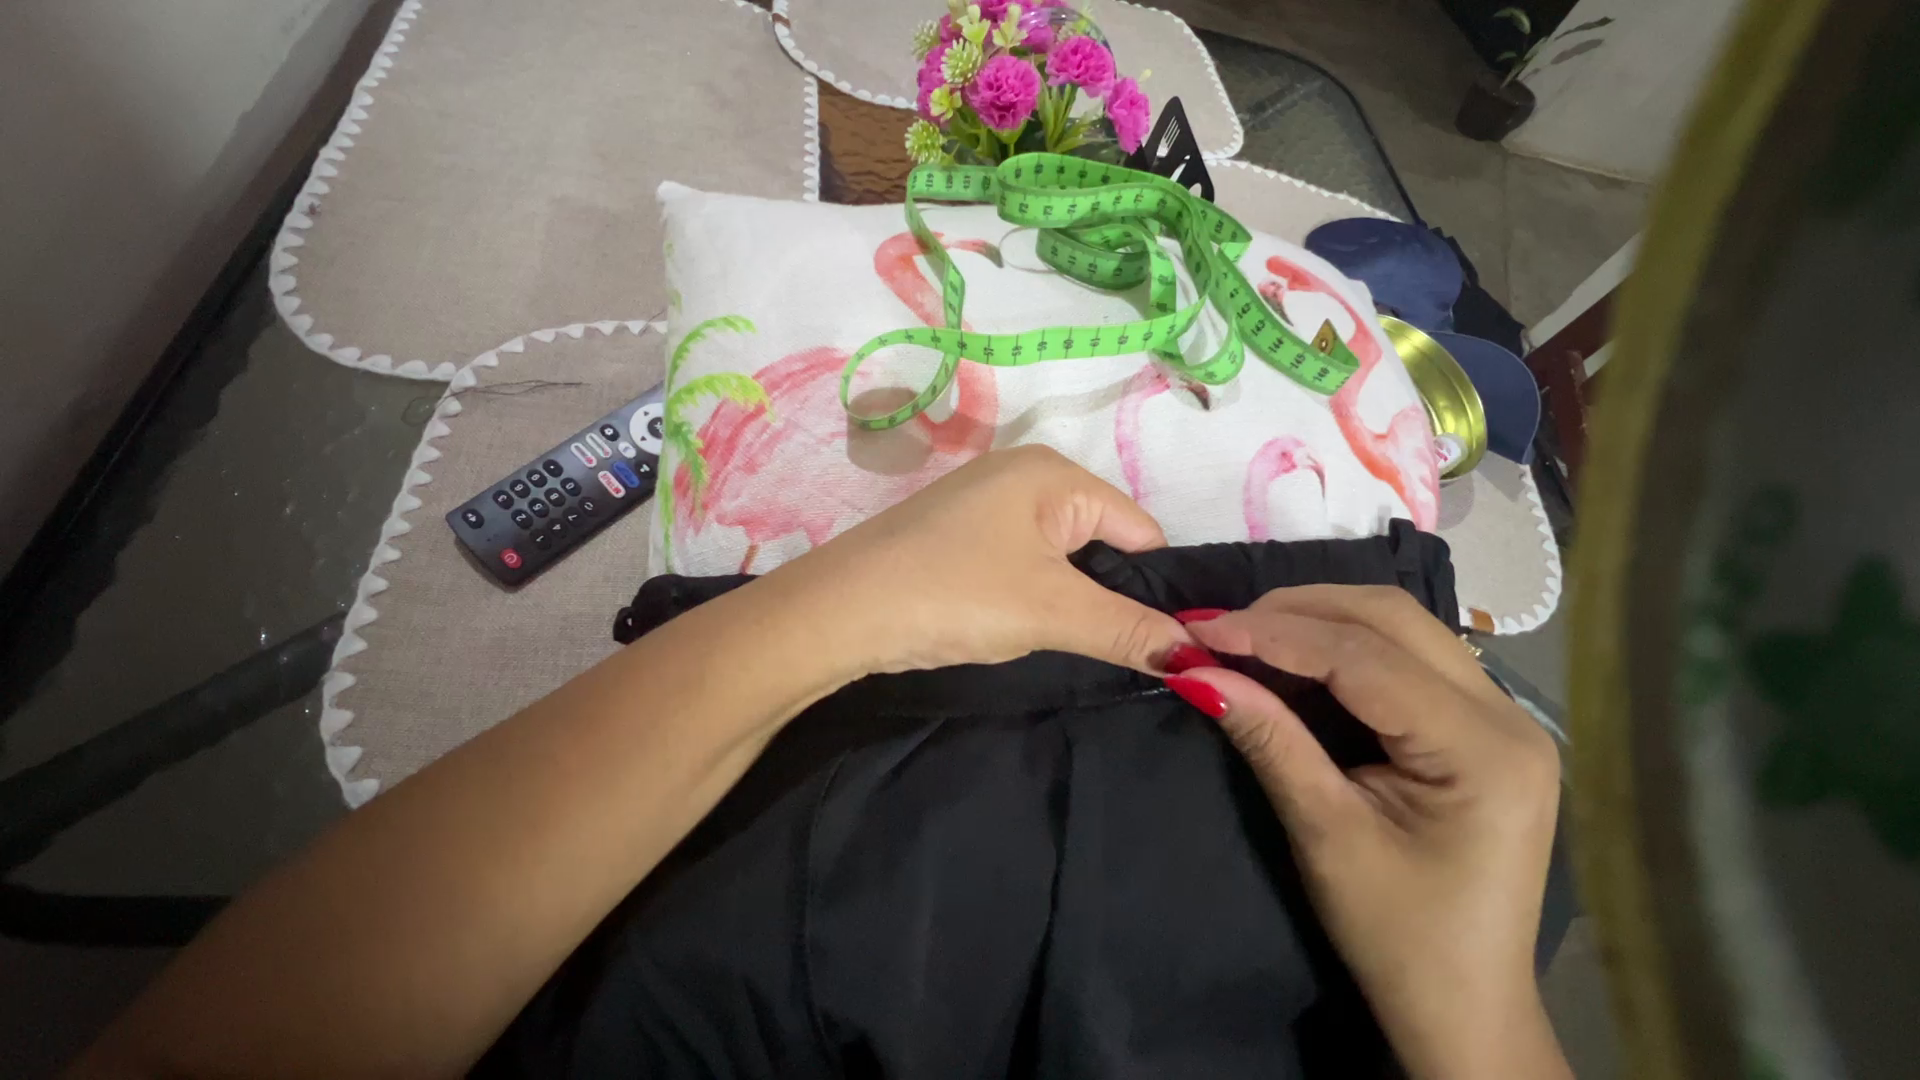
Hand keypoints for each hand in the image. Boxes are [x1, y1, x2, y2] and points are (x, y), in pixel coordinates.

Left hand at [765, 445, 1191, 676]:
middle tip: (1116, 651)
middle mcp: (1023, 474)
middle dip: (1110, 595)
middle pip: (1101, 540)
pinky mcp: (958, 535)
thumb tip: (1199, 659)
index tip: (1165, 645)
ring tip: (1065, 642)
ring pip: (1060, 556)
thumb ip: (1128, 630)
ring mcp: (984, 503)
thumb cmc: (955, 594)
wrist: (839, 611)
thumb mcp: (1051, 611)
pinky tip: (1020, 626)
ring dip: (1070, 600)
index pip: (1141, 530)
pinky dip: (1032, 594)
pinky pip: (1021, 561)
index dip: (1156, 589)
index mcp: (1055, 473)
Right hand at [1168, 587, 1569, 1079]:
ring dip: (1317, 617)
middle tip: (1218, 628)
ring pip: (1400, 625)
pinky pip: (1406, 654)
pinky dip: (1341, 643)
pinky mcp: (1482, 723)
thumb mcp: (1323, 832)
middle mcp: (1506, 713)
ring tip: (1245, 634)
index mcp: (1480, 749)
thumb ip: (1268, 738)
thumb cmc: (1396, 933)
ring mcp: (1502, 714)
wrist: (1464, 1003)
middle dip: (1295, 610)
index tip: (1197, 630)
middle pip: (1390, 618)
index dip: (1273, 632)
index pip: (1362, 656)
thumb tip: (1194, 672)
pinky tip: (1293, 653)